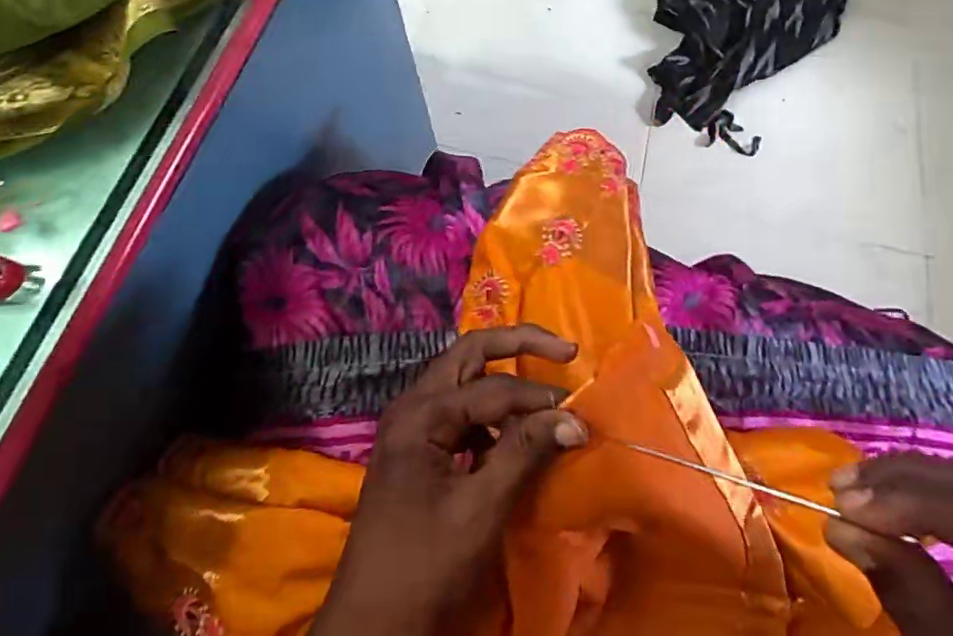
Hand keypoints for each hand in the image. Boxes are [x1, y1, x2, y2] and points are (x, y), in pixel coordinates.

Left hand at [311, 324, 588, 635]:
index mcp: (421, 412)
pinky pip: (459, 416)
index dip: (539, 399)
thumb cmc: (425, 564)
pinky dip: (489, 418)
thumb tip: (573, 418)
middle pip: (469, 354)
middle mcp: (412, 406)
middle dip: (517, 345)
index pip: (492, 387)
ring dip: (503, 383)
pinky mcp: (416, 451)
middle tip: (565, 351)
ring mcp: (411, 427)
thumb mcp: (480, 509)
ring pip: (463, 383)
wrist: (372, 623)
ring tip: (544, 402)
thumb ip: (524, 454)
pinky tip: (512, 440)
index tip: (580, 416)